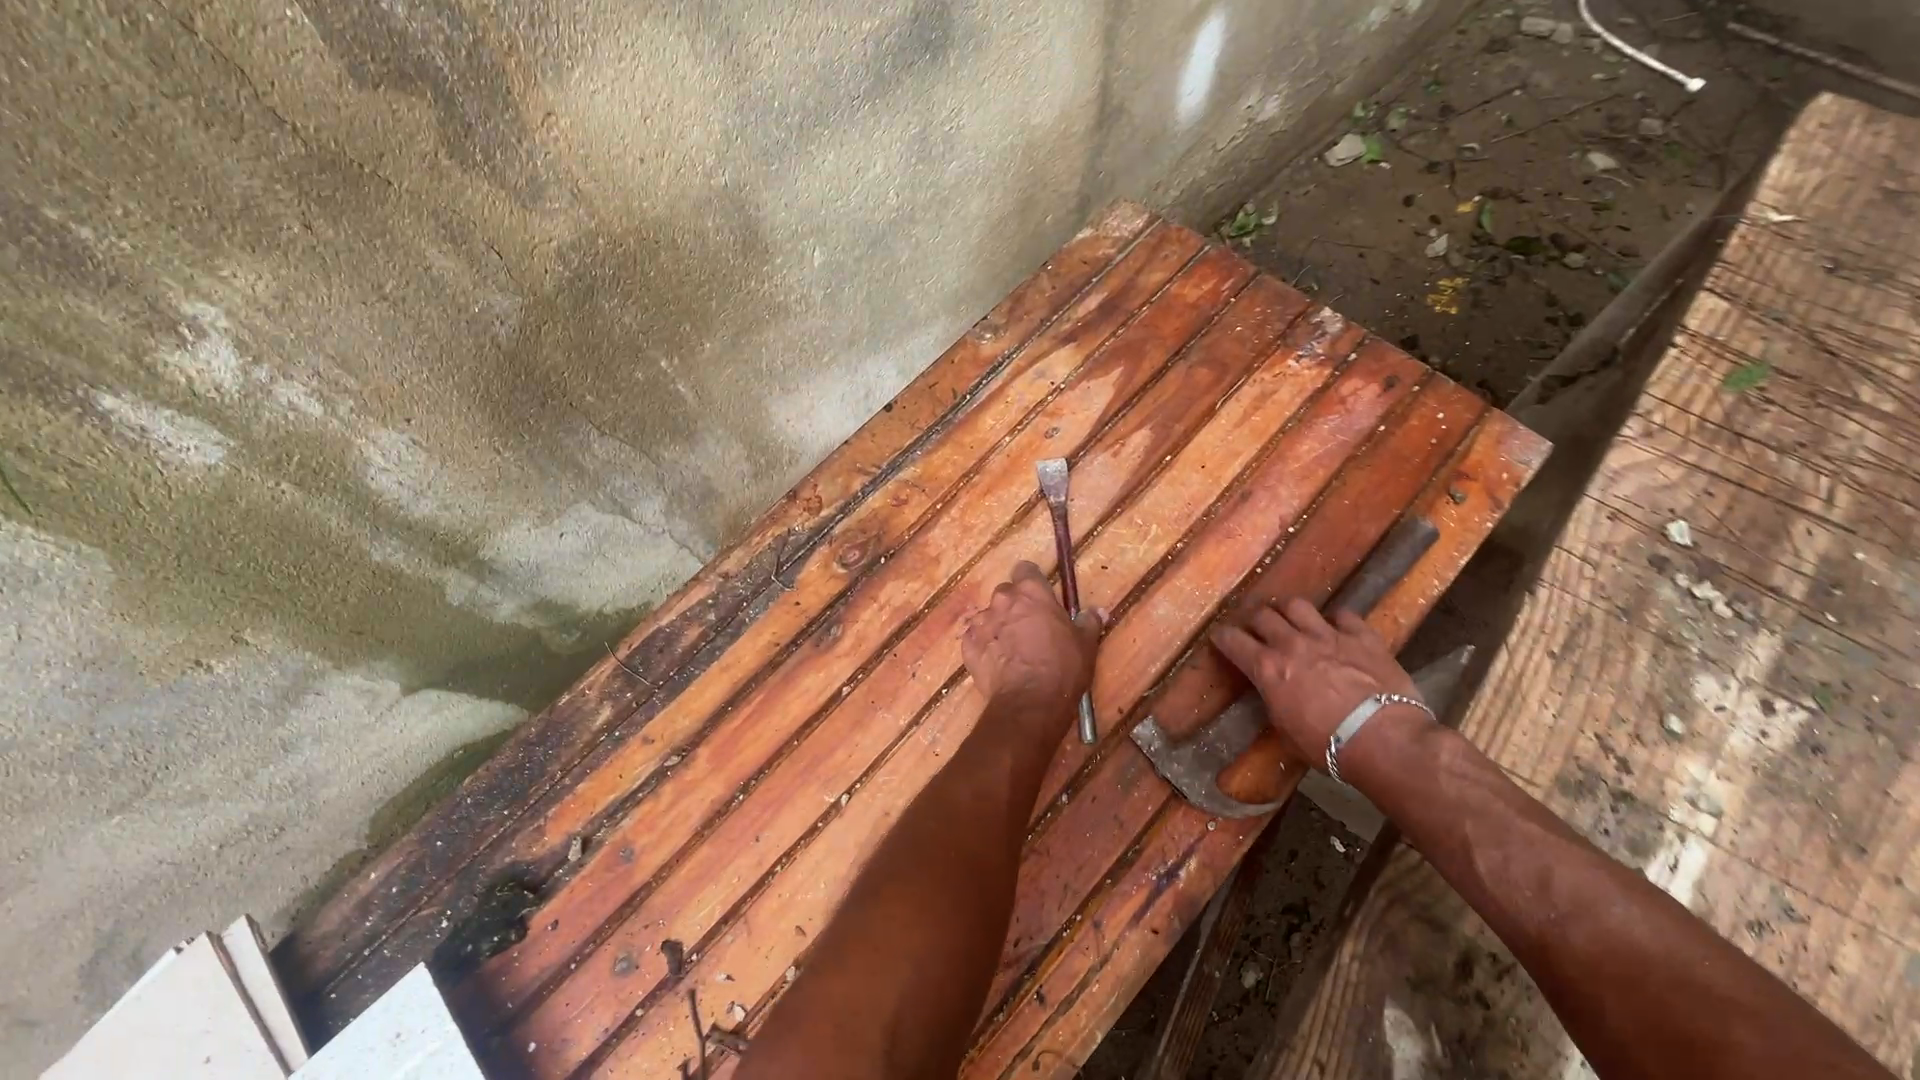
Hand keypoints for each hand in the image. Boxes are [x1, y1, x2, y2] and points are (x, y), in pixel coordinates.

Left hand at [962, 561, 1103, 712]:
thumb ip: (1088, 622)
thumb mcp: (1085, 643)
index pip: (1026, 569)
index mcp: (1032, 592)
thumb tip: (1097, 611)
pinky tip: (997, 662)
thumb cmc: (1062, 667)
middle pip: (1006, 593)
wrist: (1030, 701)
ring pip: (989, 616)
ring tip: (1012, 649)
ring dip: (998, 626)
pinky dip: (985, 646)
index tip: (1039, 594)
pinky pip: (975, 639)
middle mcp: (1003, 600)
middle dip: (1015, 605)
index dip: (1032, 580)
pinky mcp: (968, 646)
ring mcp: (982, 623)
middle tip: (1029, 626)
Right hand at [1210, 598, 1425, 770]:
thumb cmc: (1328, 746)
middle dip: (1254, 620)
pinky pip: (1343, 614)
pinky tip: (1336, 629)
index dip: (1223, 637)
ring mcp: (1328, 635)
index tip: (1220, 637)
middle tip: (1256, 629)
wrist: (1384, 739)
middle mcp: (1292, 643)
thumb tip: (1275, 692)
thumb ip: (1275, 701)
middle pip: (1263, 615)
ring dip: (1289, 612)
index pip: (1233, 641)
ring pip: (1297, 605)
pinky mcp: (1362, 636)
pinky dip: (1335, 620)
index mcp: (1268, 669)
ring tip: (1292, 621)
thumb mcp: (1285, 729)